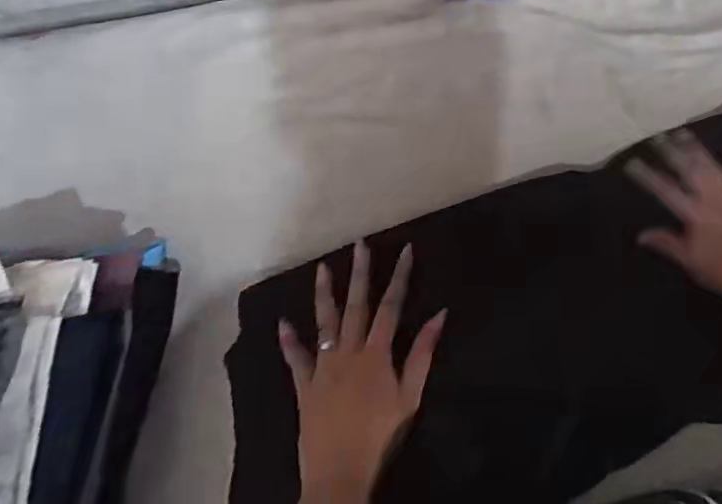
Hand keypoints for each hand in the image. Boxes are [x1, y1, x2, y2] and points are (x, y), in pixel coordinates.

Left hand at [278, 242, 446, 503]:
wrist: (338, 476)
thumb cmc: (380, 435)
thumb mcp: (410, 396)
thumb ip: (423, 353)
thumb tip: (440, 313)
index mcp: (376, 353)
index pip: (391, 305)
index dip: (400, 276)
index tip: (406, 250)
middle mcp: (348, 353)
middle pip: (356, 305)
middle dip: (360, 273)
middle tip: (360, 245)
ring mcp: (323, 369)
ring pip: (324, 324)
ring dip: (324, 295)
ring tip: (322, 269)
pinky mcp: (304, 388)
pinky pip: (295, 360)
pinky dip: (288, 341)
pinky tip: (282, 323)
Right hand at [626, 131, 721, 307]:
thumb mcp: (690, 261)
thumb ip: (667, 244)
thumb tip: (641, 235)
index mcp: (694, 215)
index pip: (665, 191)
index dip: (648, 176)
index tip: (633, 163)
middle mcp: (711, 199)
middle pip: (688, 171)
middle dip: (671, 152)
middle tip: (658, 137)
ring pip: (711, 168)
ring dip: (696, 149)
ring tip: (684, 133)